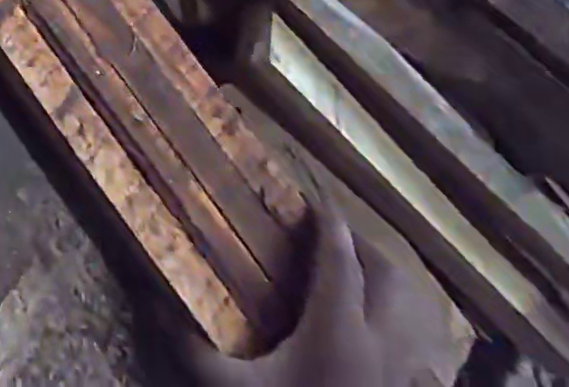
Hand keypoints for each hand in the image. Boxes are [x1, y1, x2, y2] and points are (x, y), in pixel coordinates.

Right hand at [186, 212, 449, 386]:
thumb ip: (190, 347)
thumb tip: (151, 300)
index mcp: (338, 329)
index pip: (340, 261)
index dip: (329, 225)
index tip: (312, 200)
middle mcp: (379, 345)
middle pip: (389, 278)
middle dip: (362, 247)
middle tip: (327, 234)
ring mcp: (403, 376)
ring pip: (414, 312)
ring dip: (386, 284)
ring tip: (351, 274)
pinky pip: (417, 348)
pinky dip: (399, 325)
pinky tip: (372, 332)